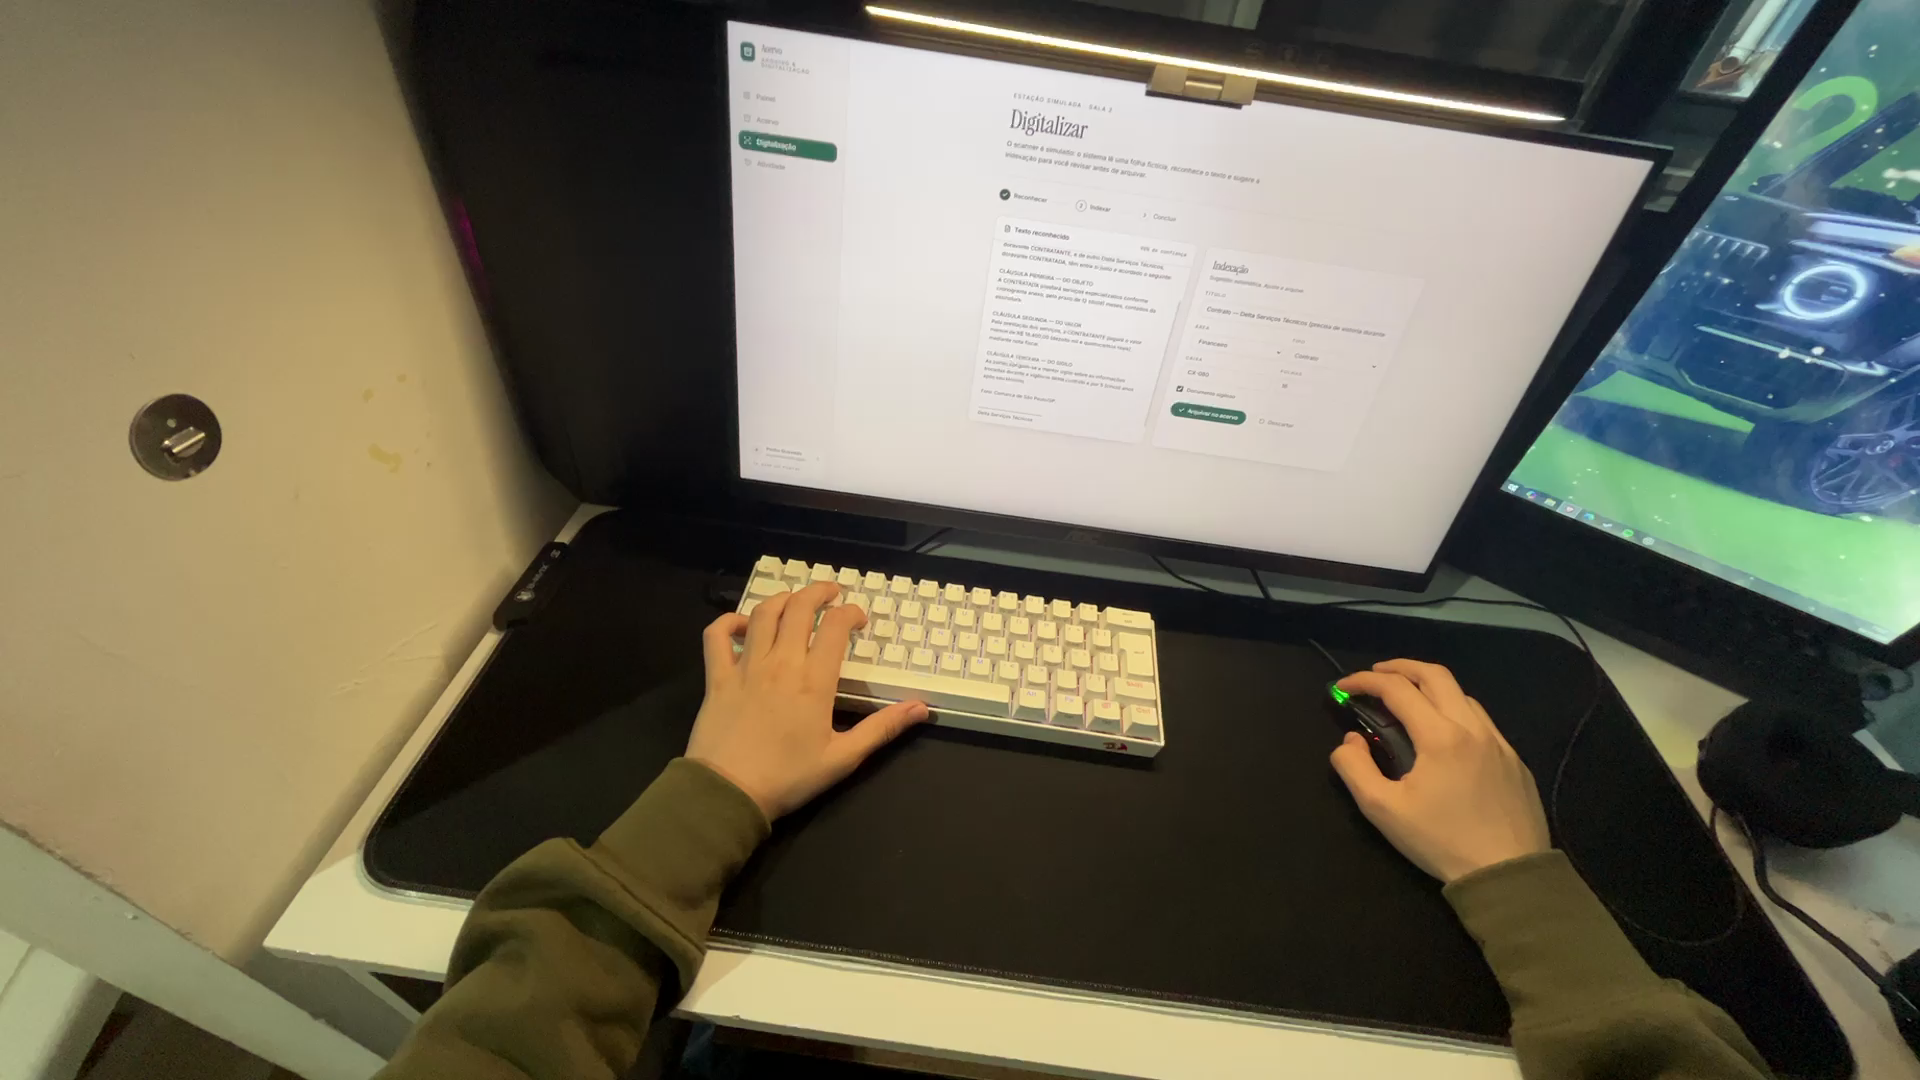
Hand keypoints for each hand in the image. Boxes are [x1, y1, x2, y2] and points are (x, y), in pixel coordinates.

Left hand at [688, 581, 927, 819]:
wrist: (727, 794)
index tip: (858, 619)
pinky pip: (717, 635)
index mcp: (814, 680)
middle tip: (831, 593)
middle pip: (800, 608)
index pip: (835, 626)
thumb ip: (882, 728)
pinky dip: (729, 621)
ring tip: (795, 601)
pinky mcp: (718, 676)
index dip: (850, 613)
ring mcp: (746, 666)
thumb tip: (922, 707)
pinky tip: (743, 624)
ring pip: (763, 613)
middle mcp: (781, 663)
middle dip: (819, 592)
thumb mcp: (843, 758)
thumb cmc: (788, 777)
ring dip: (783, 599)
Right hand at [1328, 659, 1549, 883]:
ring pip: (1461, 694)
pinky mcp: (1514, 762)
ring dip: (1428, 687)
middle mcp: (1473, 729)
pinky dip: (1452, 709)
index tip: (1341, 688)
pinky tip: (1441, 733)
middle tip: (1374, 676)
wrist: (1510, 878)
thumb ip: (1353, 766)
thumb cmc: (1441, 840)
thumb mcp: (1381, 808)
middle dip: (1399, 668)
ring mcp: (1499, 744)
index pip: (1397, 689)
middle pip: (1435, 675)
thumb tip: (1350, 740)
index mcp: (1440, 736)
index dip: (1363, 681)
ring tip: (1405, 701)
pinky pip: (1480, 720)